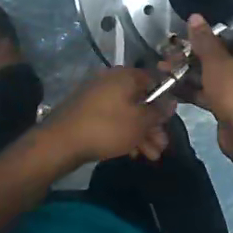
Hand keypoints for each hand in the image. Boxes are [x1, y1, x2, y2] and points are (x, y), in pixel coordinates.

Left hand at [40, 67, 173, 166]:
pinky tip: (131, 153)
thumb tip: (171, 101)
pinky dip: (124, 133)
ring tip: (150, 156)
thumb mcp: (140, 122)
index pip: (154, 80)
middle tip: (161, 146)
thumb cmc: (107, 127)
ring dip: (141, 134)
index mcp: (126, 76)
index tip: (169, 121)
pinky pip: (113, 119)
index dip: (165, 101)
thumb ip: (158, 111)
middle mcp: (111, 80)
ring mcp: (97, 96)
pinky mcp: (87, 112)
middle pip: (140, 100)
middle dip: (153, 126)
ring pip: (127, 113)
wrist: (61, 141)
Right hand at [179, 15, 232, 164]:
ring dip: (187, 74)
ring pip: (210, 76)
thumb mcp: (217, 63)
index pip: (225, 36)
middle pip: (215, 56)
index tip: (180, 40)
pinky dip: (193, 91)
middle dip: (189, 57)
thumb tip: (195, 16)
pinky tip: (171, 90)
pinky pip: (209, 93)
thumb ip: (204, 40)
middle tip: (166, 58)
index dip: (202, 37)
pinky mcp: (230, 106)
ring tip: (163, 72)